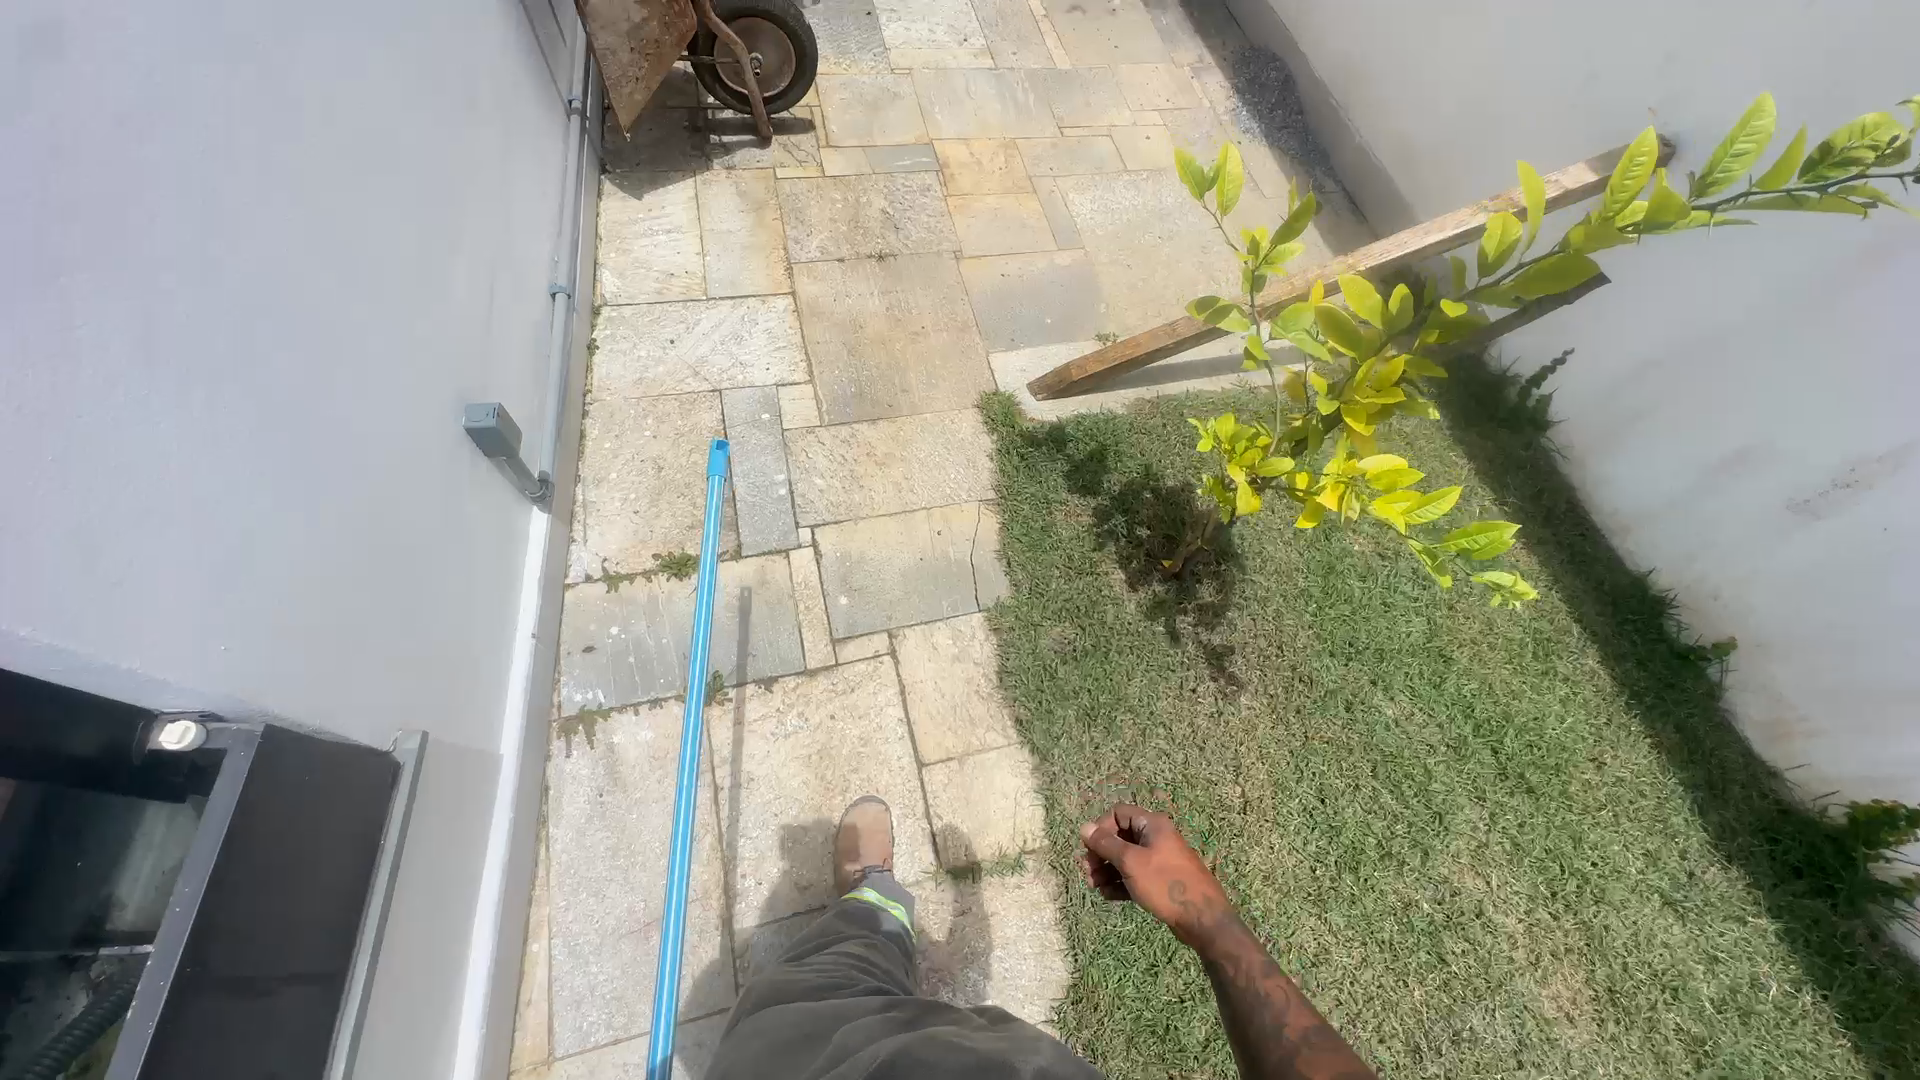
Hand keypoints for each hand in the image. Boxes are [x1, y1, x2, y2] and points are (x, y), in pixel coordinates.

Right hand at [1079, 804, 1234, 948]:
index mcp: (1152, 825)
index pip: (1118, 814)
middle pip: (1119, 837)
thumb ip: (1105, 844)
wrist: (1203, 919)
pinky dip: (1120, 883)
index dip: (1101, 829)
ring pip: (1125, 859)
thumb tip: (1084, 827)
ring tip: (1095, 887)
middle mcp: (1155, 838)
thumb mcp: (1131, 862)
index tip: (1090, 849)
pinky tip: (1108, 896)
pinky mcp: (1160, 881)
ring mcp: (1158, 860)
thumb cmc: (1165, 883)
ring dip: (1107, 871)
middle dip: (1101, 854)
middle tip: (1088, 872)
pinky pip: (1134, 876)